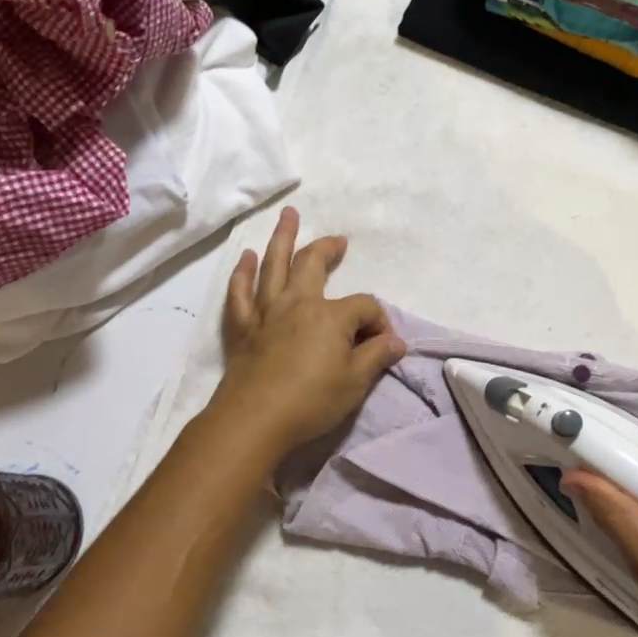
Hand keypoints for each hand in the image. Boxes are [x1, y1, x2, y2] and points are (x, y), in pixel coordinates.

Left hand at [210, 208, 405, 457]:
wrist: (254, 420)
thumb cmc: (311, 401)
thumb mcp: (355, 383)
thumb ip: (377, 356)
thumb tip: (397, 341)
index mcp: (331, 316)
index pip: (364, 306)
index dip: (378, 322)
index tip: (382, 345)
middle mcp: (298, 303)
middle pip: (313, 264)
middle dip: (327, 248)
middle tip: (338, 240)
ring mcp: (266, 312)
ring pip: (273, 266)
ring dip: (282, 238)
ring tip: (288, 216)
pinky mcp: (243, 327)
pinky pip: (240, 293)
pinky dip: (242, 273)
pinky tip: (246, 258)